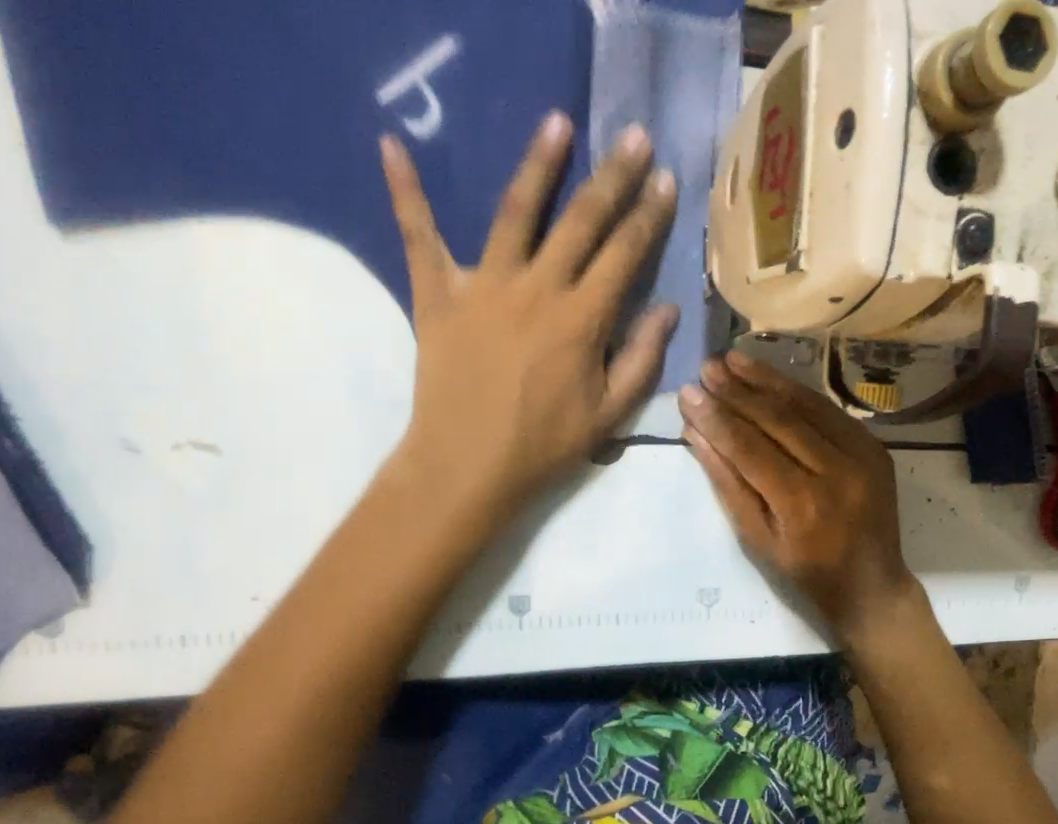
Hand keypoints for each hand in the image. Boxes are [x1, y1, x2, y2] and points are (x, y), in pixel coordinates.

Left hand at [378, 114, 678, 514]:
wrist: (466, 467)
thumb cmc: (543, 446)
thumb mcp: (610, 414)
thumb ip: (642, 358)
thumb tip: (668, 308)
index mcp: (583, 319)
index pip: (625, 253)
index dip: (649, 215)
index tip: (666, 179)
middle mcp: (537, 289)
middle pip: (582, 221)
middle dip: (612, 176)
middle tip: (633, 136)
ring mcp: (483, 285)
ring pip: (515, 212)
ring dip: (539, 164)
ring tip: (557, 121)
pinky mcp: (437, 294)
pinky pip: (418, 236)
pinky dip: (404, 191)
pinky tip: (390, 144)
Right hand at [679, 352, 924, 641]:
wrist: (872, 587)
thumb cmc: (807, 574)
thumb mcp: (758, 539)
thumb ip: (728, 484)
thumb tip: (696, 433)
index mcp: (803, 504)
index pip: (751, 448)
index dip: (717, 418)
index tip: (688, 394)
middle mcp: (837, 472)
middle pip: (780, 420)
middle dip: (738, 392)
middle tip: (706, 368)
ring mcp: (863, 456)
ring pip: (808, 407)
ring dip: (767, 380)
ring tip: (732, 360)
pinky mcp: (875, 447)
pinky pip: (830, 412)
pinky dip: (798, 393)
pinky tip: (770, 378)